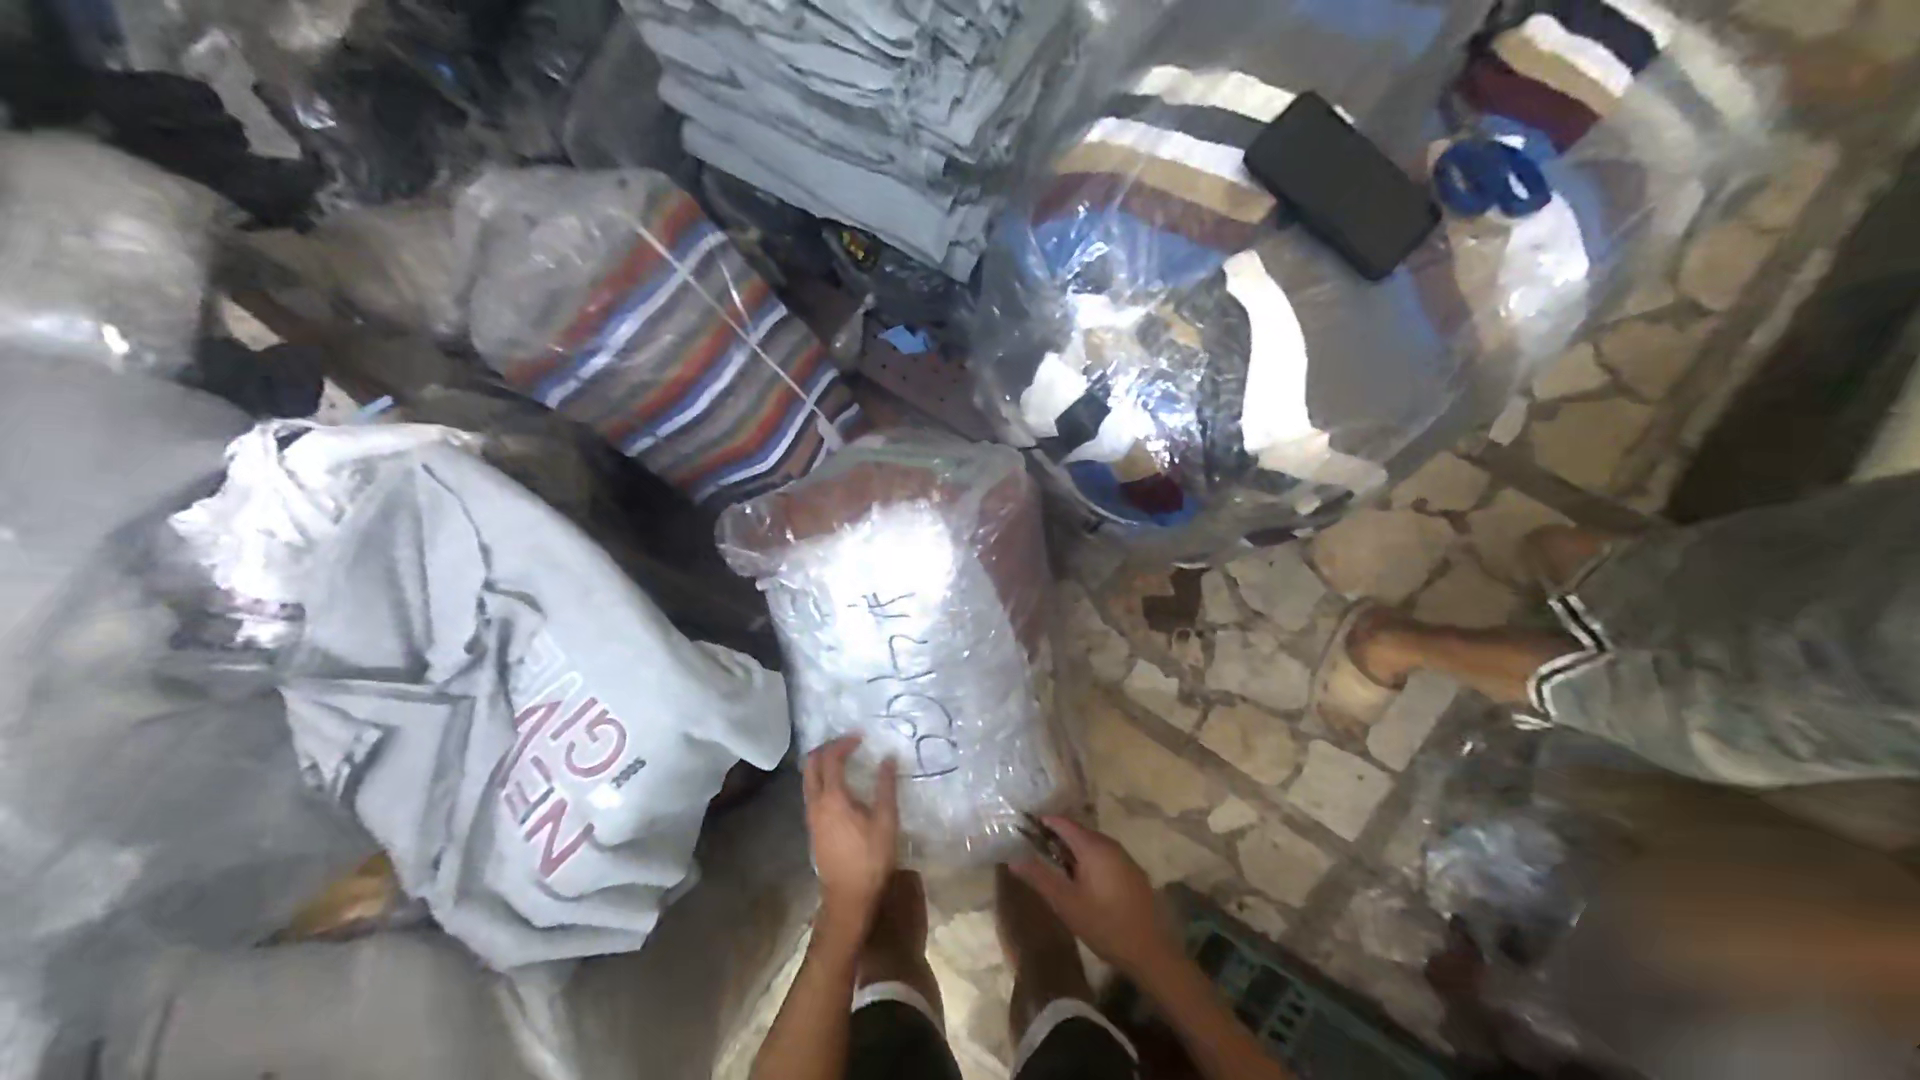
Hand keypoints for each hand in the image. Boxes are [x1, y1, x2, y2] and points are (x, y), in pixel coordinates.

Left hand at [803, 736, 899, 930]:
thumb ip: (886, 787)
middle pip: (811, 764)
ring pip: (808, 779)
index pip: (831, 758)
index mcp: (832, 798)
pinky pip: (812, 792)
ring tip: (845, 759)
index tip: (861, 737)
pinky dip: (822, 779)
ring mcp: (811, 816)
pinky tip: (841, 785)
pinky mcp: (813, 828)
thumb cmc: (870, 859)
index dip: (844, 743)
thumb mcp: (886, 821)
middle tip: (848, 743)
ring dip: (822, 763)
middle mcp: (815, 803)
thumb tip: (888, 758)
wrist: (848, 898)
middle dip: (827, 748)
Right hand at [1010, 816, 1182, 979]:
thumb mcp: (1065, 903)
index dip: (1043, 822)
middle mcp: (1110, 845)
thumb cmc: (1104, 925)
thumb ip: (1039, 877)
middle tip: (1035, 850)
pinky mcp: (1131, 872)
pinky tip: (1081, 880)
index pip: (1063, 823)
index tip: (1024, 828)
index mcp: (1093, 847)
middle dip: (1056, 837)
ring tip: (1054, 866)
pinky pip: (1103, 855)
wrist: (1150, 952)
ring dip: (1072, 850)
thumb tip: (1013, 859)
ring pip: (1091, 844)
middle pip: (1078, 832)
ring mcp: (1124, 857)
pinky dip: (1087, 859)